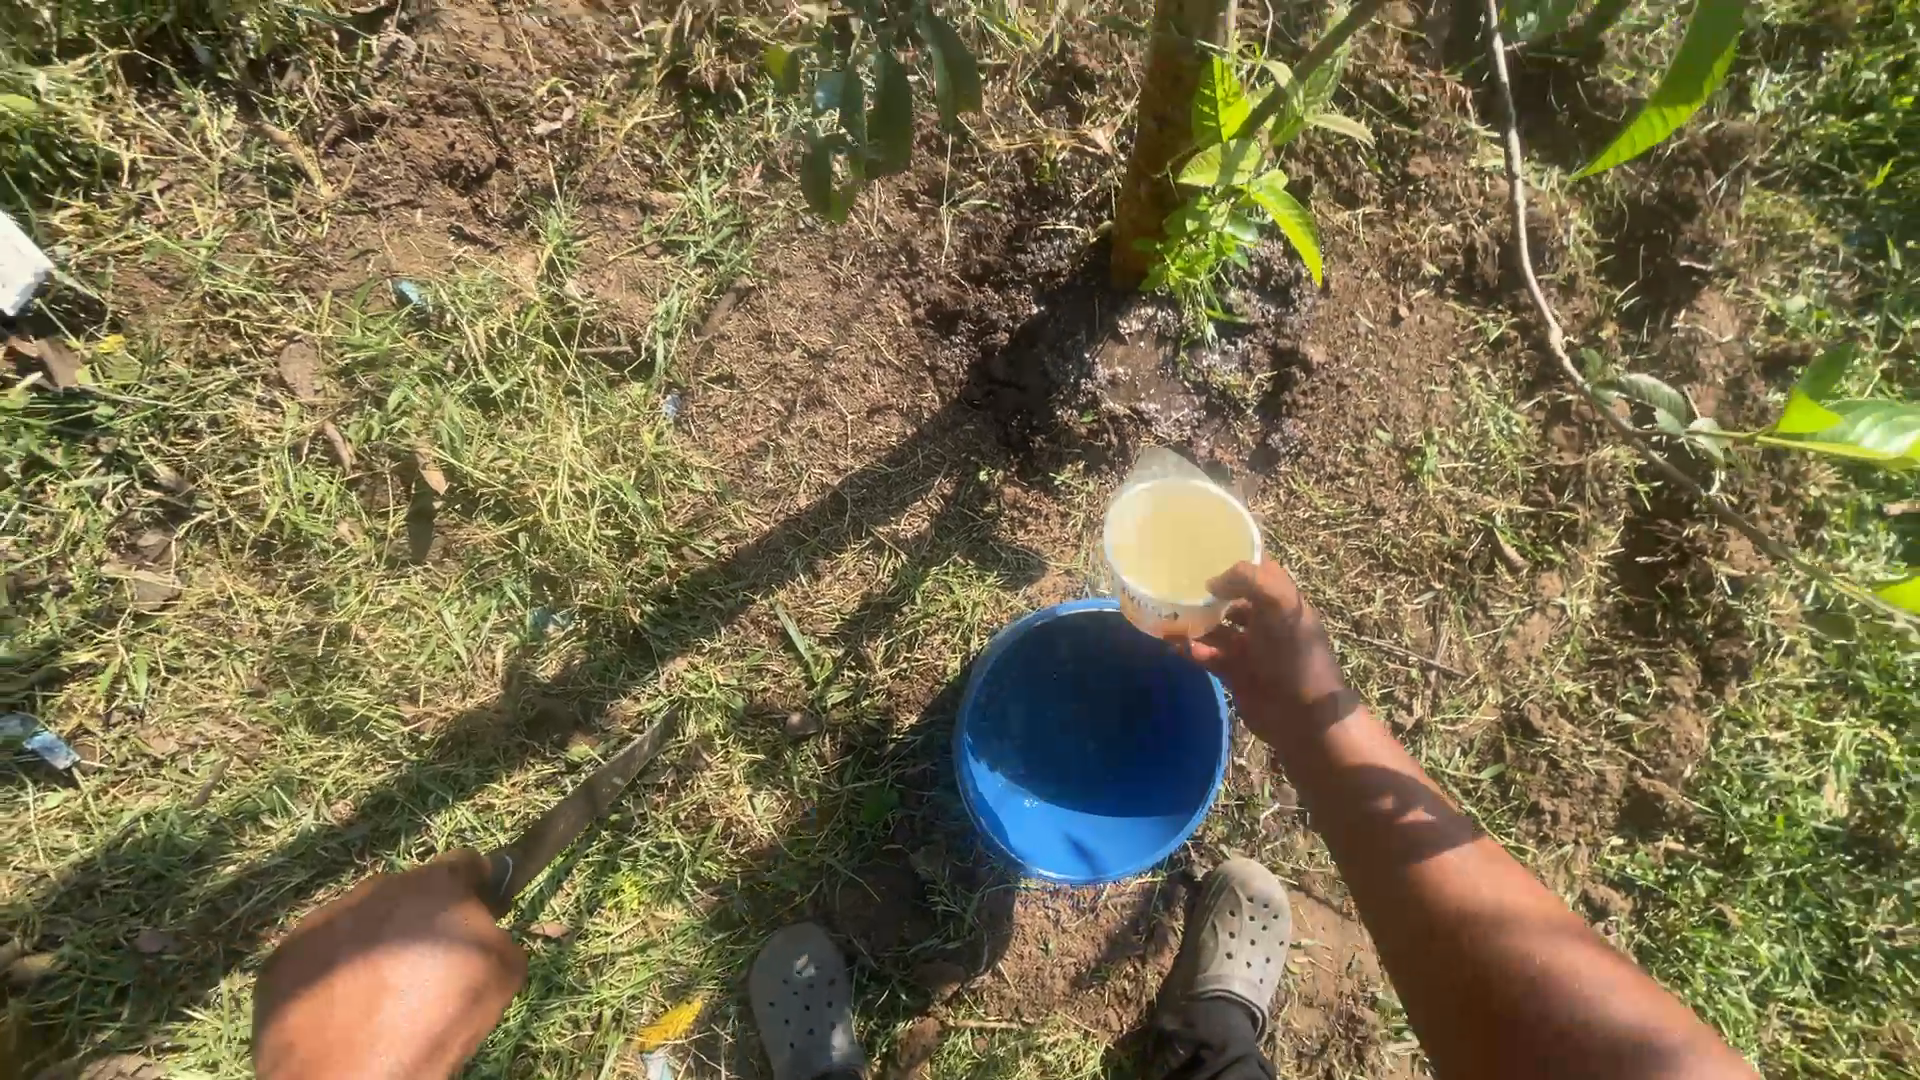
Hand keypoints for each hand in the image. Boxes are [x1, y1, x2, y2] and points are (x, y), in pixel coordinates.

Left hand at [253, 849, 526, 1079]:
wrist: (353, 1079)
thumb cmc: (440, 1017)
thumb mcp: (506, 968)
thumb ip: (496, 932)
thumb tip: (479, 932)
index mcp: (437, 883)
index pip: (466, 864)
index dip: (476, 889)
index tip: (479, 916)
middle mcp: (380, 887)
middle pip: (411, 890)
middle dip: (422, 915)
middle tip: (427, 961)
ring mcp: (325, 920)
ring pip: (364, 918)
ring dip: (377, 938)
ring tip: (379, 987)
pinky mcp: (283, 958)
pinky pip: (322, 950)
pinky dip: (335, 967)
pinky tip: (342, 1004)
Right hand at [1182, 561, 1355, 742]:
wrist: (1302, 716)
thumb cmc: (1295, 655)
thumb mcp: (1280, 605)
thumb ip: (1248, 581)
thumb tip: (1211, 582)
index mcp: (1279, 600)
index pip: (1255, 567)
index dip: (1231, 555)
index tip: (1200, 547)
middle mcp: (1262, 619)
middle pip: (1227, 596)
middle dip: (1203, 590)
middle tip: (1171, 580)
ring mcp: (1247, 646)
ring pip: (1212, 626)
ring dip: (1191, 620)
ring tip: (1165, 612)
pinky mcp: (1233, 671)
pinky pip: (1205, 653)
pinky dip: (1189, 648)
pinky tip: (1172, 643)